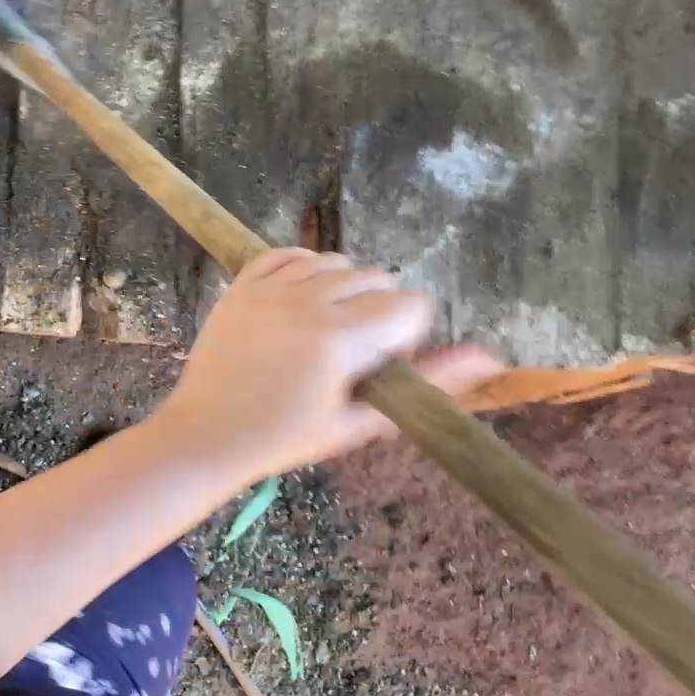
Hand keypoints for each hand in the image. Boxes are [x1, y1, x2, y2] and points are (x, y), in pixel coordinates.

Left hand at [155, 248, 500, 477]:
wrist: (203, 437)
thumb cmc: (281, 439)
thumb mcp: (356, 421)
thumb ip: (426, 385)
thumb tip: (491, 357)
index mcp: (340, 339)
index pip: (410, 306)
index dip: (404, 337)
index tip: (377, 366)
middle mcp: (306, 305)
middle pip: (376, 280)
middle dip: (376, 313)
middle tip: (346, 354)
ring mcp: (267, 294)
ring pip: (333, 263)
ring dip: (340, 288)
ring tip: (320, 330)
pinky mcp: (237, 291)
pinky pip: (282, 255)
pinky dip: (299, 268)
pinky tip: (298, 299)